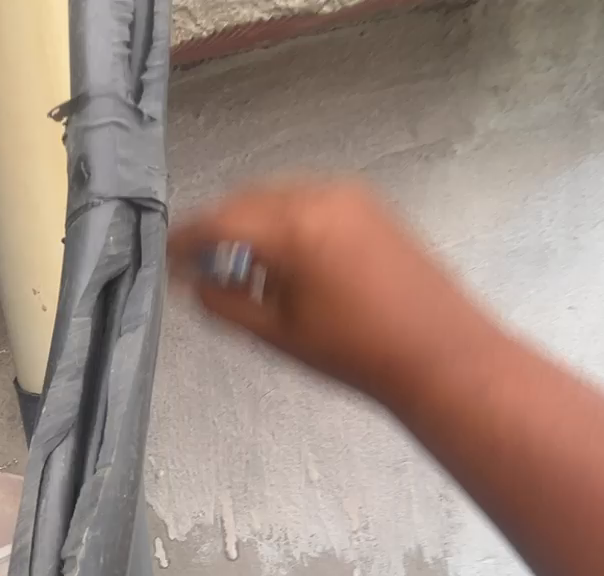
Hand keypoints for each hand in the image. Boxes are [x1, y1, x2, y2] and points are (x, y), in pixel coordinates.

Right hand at [168, 178, 506, 403]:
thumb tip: (194, 284)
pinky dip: (279, 220)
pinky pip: (306, 199)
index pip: (219, 221)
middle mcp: (319, 196)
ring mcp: (349, 195)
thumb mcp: (273, 334)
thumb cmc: (351, 352)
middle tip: (193, 262)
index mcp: (292, 229)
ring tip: (232, 263)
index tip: (165, 257)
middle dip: (214, 228)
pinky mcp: (368, 204)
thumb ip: (223, 303)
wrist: (437, 352)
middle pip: (245, 200)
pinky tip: (276, 256)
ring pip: (275, 196)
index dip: (185, 239)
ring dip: (246, 223)